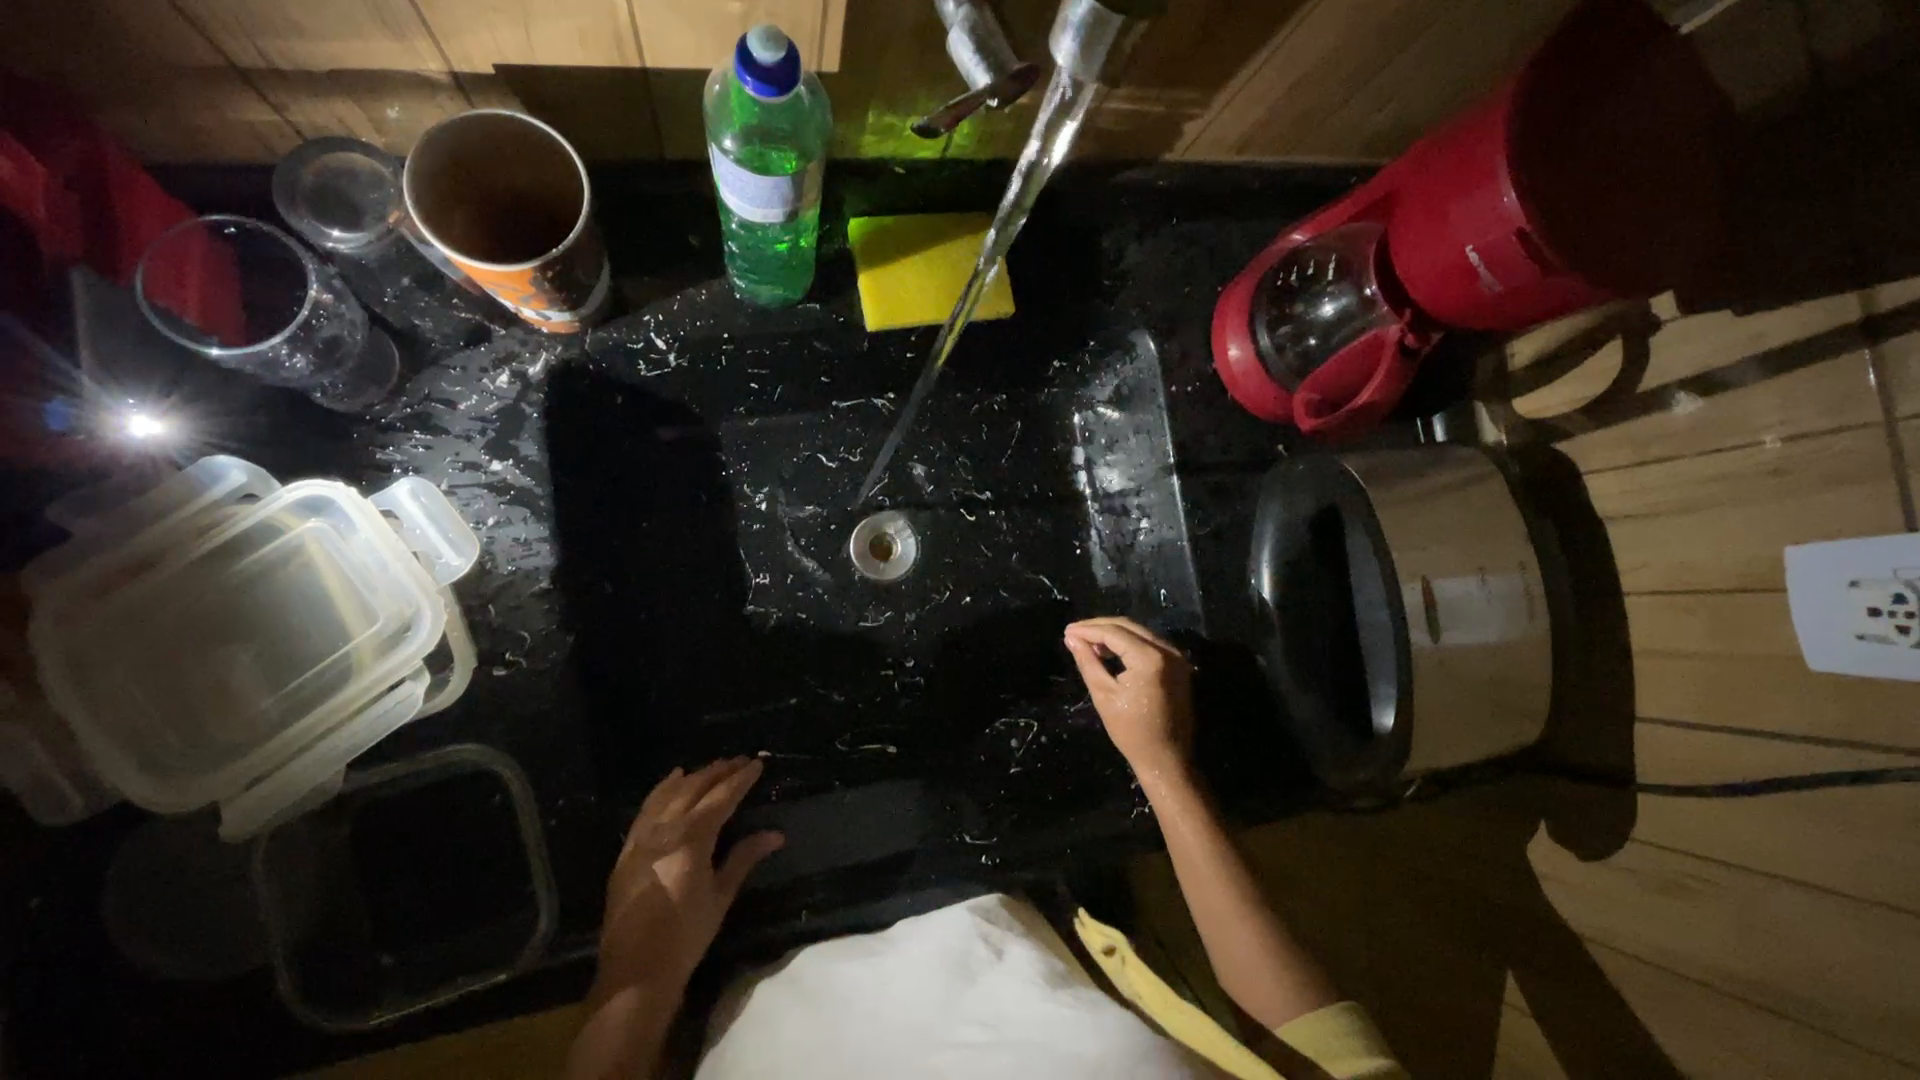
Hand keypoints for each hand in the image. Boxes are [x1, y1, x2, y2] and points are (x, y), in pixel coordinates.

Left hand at [593, 758, 783, 1003]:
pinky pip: (647, 809)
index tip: (757, 764)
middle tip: (739, 760)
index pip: (721, 798)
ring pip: (667, 794)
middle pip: (693, 789)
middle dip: (717, 772)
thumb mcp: (721, 896)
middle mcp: (664, 830)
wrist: (636, 972)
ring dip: (692, 777)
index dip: (740, 779)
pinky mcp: (626, 851)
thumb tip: (775, 834)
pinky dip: (662, 791)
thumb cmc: (686, 936)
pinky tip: (671, 783)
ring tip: (711, 767)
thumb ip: (744, 858)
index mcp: (691, 838)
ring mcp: (640, 839)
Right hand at [1064, 617, 1194, 775]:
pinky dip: (1129, 643)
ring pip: (1140, 633)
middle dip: (1100, 627)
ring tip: (1088, 642)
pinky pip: (1150, 644)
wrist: (1166, 758)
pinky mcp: (1179, 665)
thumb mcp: (1103, 694)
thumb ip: (1088, 661)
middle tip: (1074, 633)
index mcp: (1149, 658)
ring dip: (1114, 634)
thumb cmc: (1131, 731)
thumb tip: (1072, 638)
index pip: (1114, 632)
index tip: (1067, 631)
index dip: (1088, 629)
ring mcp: (1176, 657)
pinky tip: (1110, 650)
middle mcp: (1167, 650)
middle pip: (1128, 627)